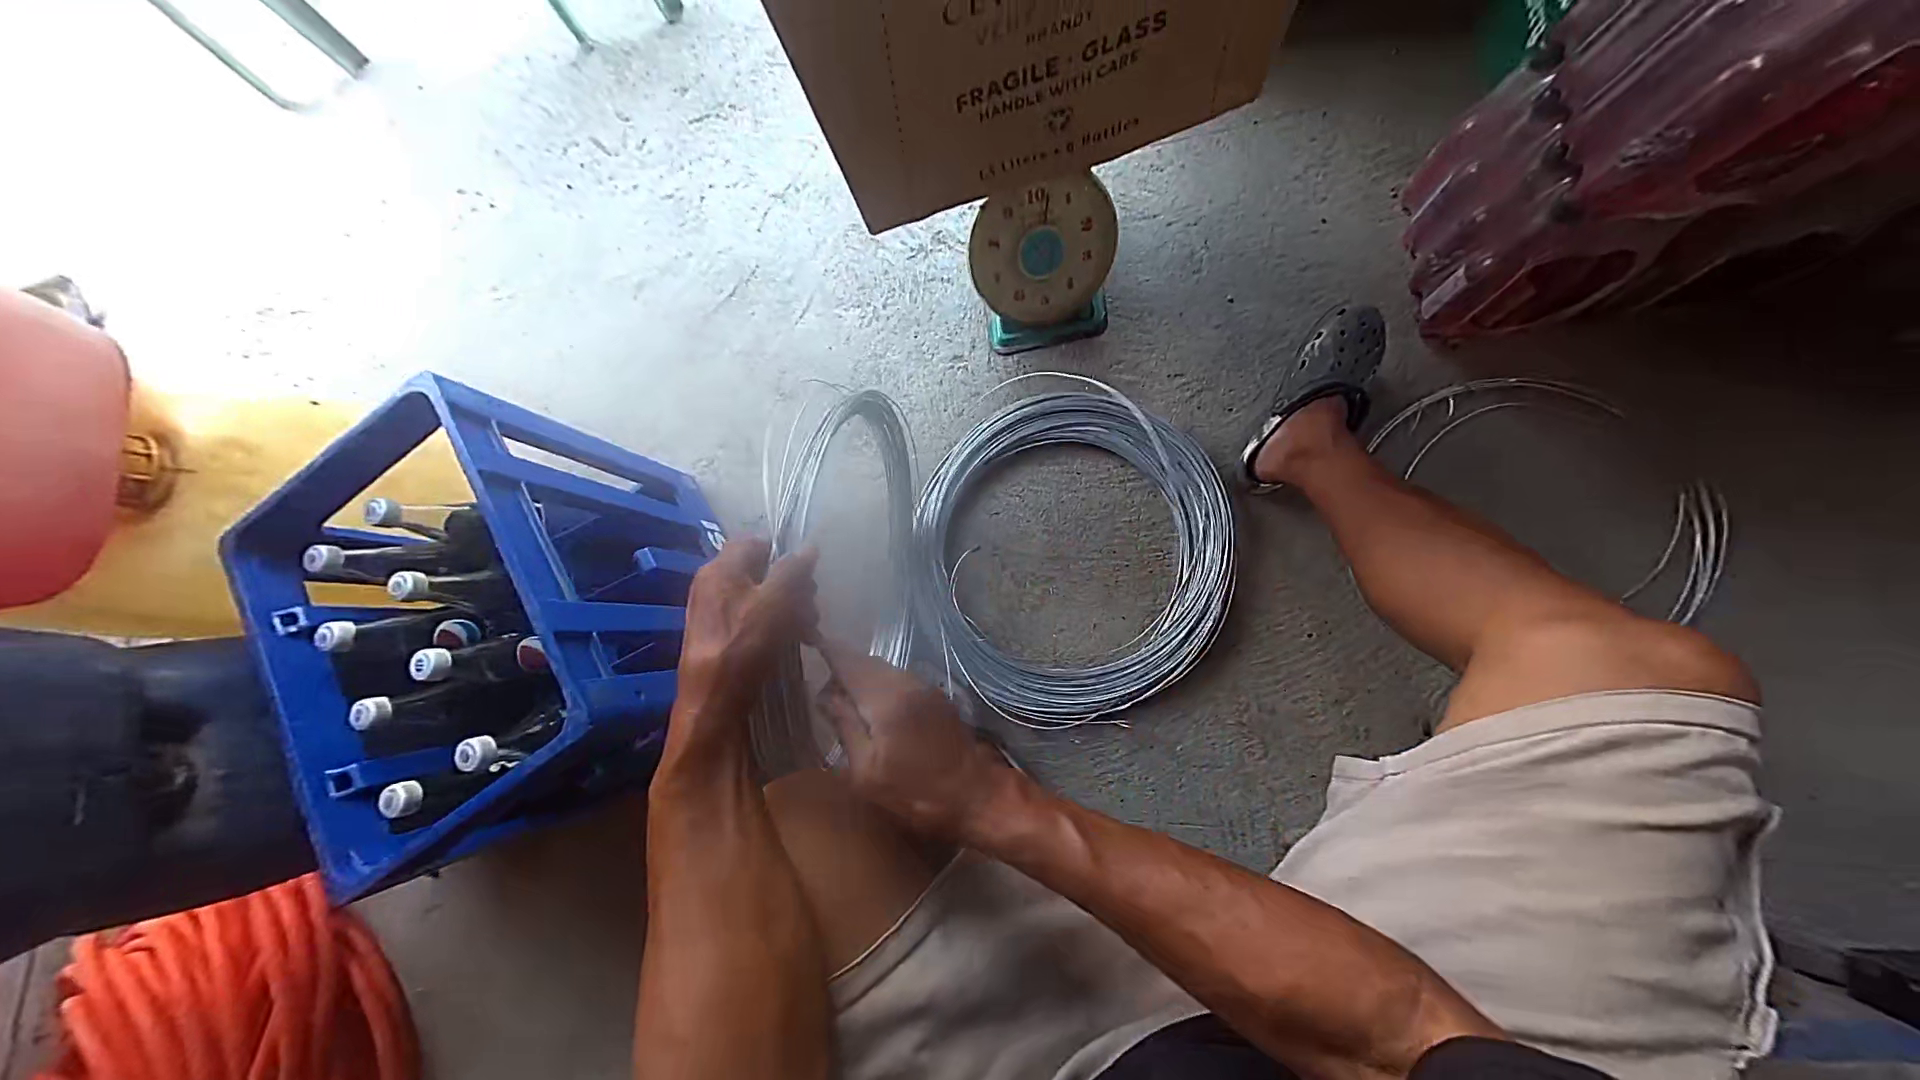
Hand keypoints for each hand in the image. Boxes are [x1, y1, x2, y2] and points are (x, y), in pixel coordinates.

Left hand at [664, 539, 817, 772]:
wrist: (713, 703)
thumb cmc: (743, 646)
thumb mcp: (775, 602)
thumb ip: (793, 571)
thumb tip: (809, 547)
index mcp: (720, 569)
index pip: (755, 541)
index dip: (783, 552)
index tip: (807, 574)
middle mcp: (713, 585)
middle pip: (762, 570)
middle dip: (794, 586)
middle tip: (812, 607)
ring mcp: (716, 612)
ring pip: (762, 597)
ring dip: (791, 608)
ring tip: (809, 630)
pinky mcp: (722, 636)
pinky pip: (755, 619)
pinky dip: (778, 625)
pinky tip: (796, 643)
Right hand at [813, 637, 1022, 841]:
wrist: (975, 796)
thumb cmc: (915, 794)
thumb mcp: (866, 771)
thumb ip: (845, 726)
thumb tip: (825, 695)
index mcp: (887, 699)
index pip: (849, 661)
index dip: (828, 650)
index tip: (809, 642)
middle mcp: (908, 682)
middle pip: (867, 661)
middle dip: (843, 667)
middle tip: (822, 687)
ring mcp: (926, 687)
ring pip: (885, 669)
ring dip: (863, 677)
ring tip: (845, 700)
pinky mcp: (937, 696)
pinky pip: (901, 680)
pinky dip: (881, 685)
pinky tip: (874, 707)